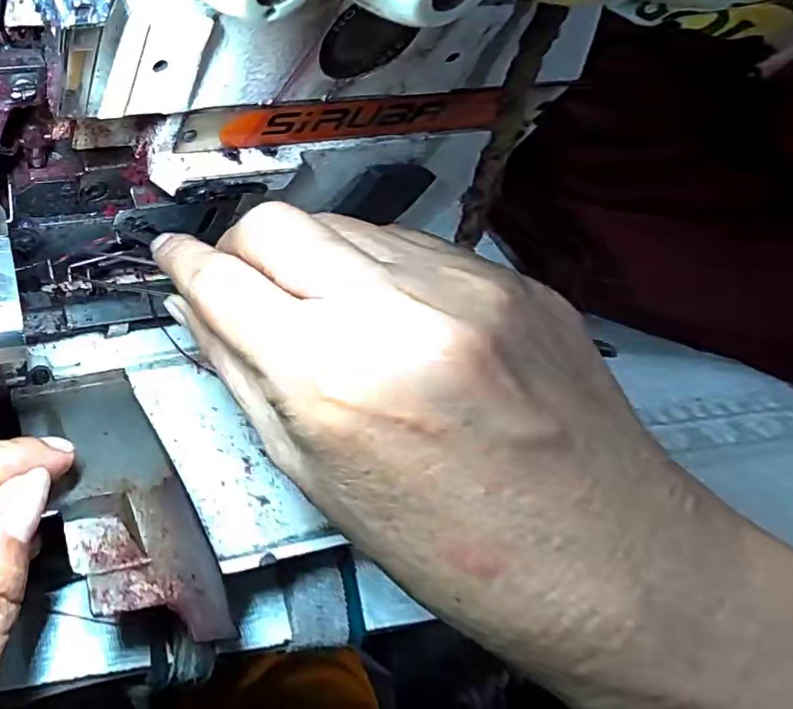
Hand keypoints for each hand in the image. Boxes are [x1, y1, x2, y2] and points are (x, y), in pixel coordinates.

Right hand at [151, 202, 792, 708]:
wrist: (627, 572)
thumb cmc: (437, 541)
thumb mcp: (304, 467)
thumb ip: (235, 370)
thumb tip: (188, 305)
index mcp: (329, 375)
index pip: (220, 280)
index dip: (179, 260)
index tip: (165, 253)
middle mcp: (391, 312)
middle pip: (271, 223)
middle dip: (235, 246)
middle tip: (238, 281)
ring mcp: (461, 286)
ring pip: (332, 221)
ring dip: (301, 253)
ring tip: (315, 302)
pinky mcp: (509, 278)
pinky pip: (398, 240)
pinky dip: (364, 264)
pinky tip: (383, 310)